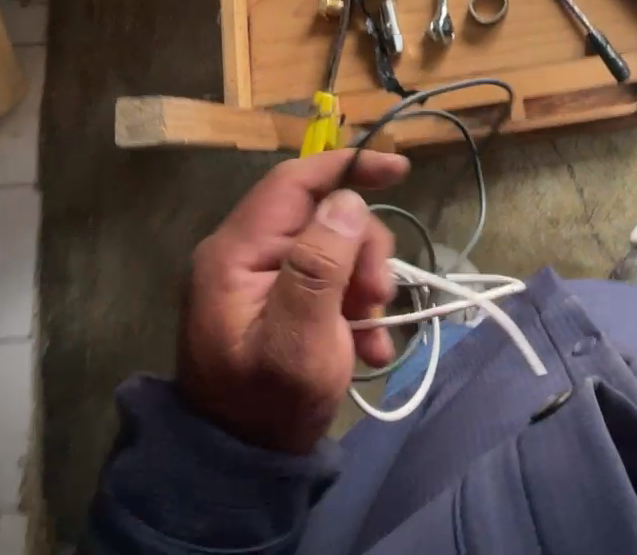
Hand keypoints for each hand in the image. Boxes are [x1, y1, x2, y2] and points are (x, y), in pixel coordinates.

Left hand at [178, 150, 407, 453]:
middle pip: (324, 217)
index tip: (400, 170)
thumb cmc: (268, 406)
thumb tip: (346, 199)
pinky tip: (368, 346)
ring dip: (366, 285)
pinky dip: (356, 307)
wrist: (241, 469)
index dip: (348, 167)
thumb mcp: (299, 340)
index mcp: (236, 252)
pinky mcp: (280, 299)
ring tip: (372, 333)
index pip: (294, 182)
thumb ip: (320, 266)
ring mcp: (263, 278)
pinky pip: (331, 280)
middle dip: (364, 251)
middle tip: (379, 296)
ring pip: (336, 247)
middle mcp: (246, 254)